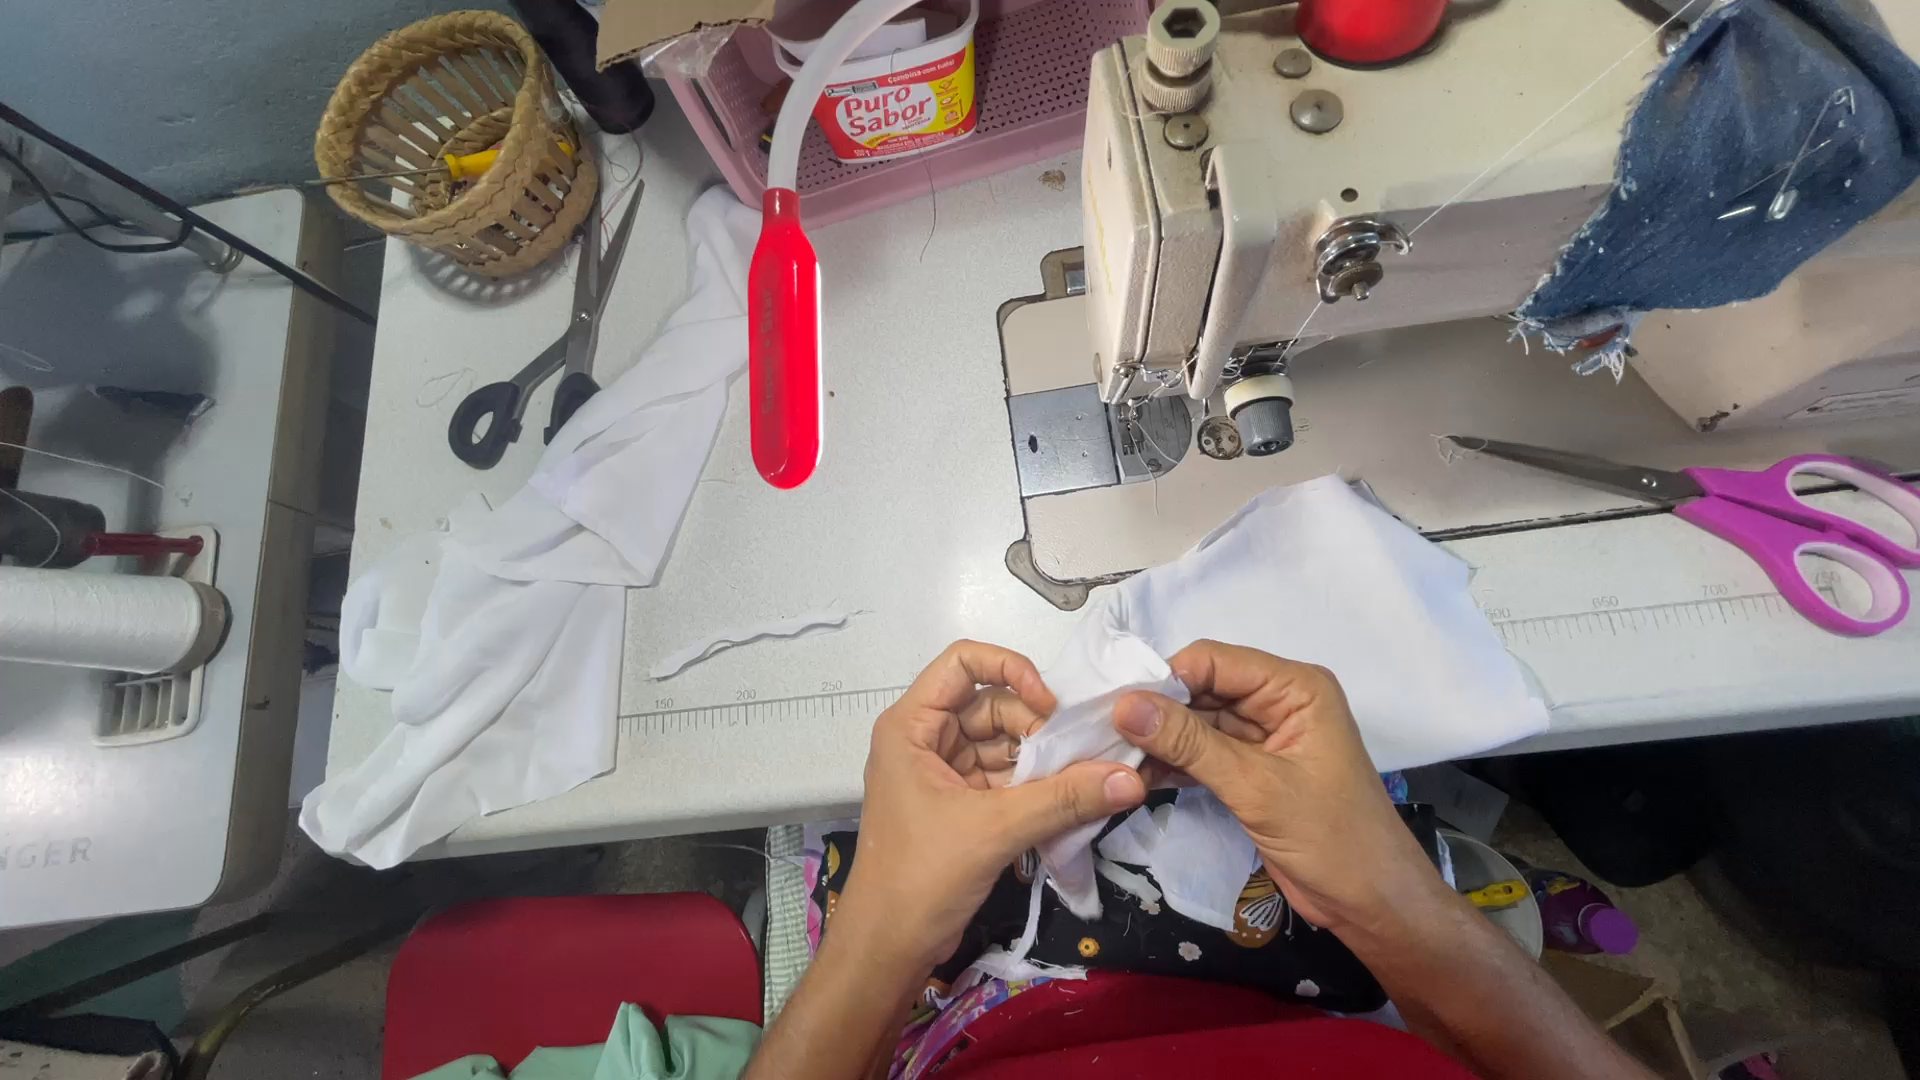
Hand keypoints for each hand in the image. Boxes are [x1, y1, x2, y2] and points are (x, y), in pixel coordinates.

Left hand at [839, 640, 1147, 969]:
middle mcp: (926, 736)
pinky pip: (1004, 774)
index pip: (962, 661)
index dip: (1010, 667)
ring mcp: (943, 769)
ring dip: (1040, 757)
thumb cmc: (921, 876)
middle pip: (990, 702)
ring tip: (1080, 779)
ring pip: (1002, 740)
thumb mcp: (994, 830)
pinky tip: (1067, 800)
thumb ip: (1063, 799)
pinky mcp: (960, 800)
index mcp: (912, 724)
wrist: (888, 949)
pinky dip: (1034, 784)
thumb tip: (1131, 777)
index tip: (1048, 705)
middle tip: (1074, 756)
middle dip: (1034, 724)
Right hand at [1111, 640, 1446, 932]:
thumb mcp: (1256, 787)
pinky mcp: (1248, 767)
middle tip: (1105, 731)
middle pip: (1199, 688)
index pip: (1212, 661)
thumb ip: (1189, 743)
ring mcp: (1260, 735)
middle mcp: (1275, 700)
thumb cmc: (1332, 840)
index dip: (1165, 678)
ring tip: (1113, 754)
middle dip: (1156, 710)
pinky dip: (1172, 761)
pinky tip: (1138, 774)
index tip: (1117, 706)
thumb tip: (1123, 705)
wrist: (1374, 909)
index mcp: (1293, 688)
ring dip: (1159, 738)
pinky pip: (1200, 751)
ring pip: (1194, 721)